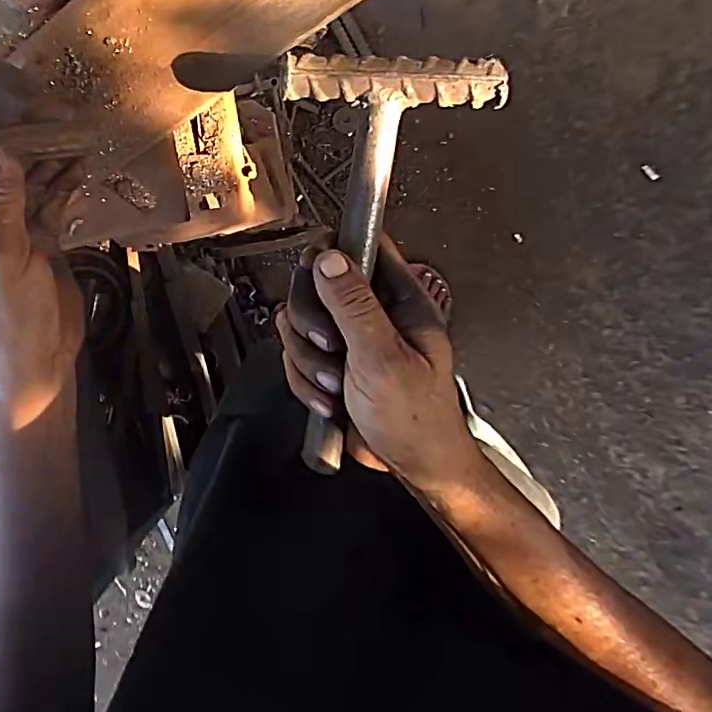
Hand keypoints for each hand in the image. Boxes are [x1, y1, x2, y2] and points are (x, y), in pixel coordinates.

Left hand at [0, 142, 86, 428]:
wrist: (37, 370)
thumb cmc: (7, 319)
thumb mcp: (1, 255)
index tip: (12, 112)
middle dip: (23, 152)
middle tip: (52, 118)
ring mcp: (6, 237)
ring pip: (25, 192)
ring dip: (47, 166)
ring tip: (72, 135)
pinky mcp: (35, 246)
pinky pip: (45, 209)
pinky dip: (61, 189)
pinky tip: (78, 166)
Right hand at [276, 238, 482, 485]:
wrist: (412, 466)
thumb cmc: (418, 420)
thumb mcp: (385, 358)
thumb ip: (354, 305)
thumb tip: (329, 259)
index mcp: (399, 299)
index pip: (358, 246)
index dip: (328, 256)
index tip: (315, 284)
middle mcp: (372, 310)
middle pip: (312, 283)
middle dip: (310, 323)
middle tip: (332, 346)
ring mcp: (348, 334)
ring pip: (296, 321)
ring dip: (308, 359)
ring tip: (339, 383)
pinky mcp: (329, 358)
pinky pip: (293, 352)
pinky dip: (304, 378)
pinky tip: (332, 396)